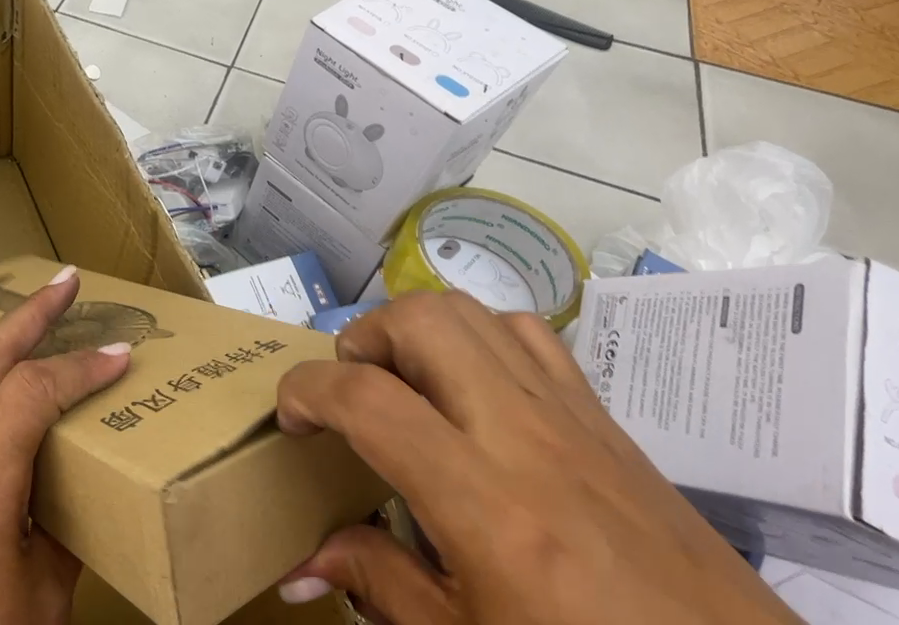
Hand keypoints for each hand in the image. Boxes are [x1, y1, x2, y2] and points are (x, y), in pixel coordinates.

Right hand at [273, 290, 802, 624]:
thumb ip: (379, 584)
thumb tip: (302, 563)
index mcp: (485, 504)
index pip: (366, 398)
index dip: (305, 391)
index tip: (291, 421)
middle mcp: (525, 437)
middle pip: (422, 320)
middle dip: (363, 338)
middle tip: (353, 392)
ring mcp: (573, 419)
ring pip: (474, 313)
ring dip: (418, 331)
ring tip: (406, 386)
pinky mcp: (607, 420)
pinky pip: (530, 337)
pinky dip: (479, 339)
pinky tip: (471, 392)